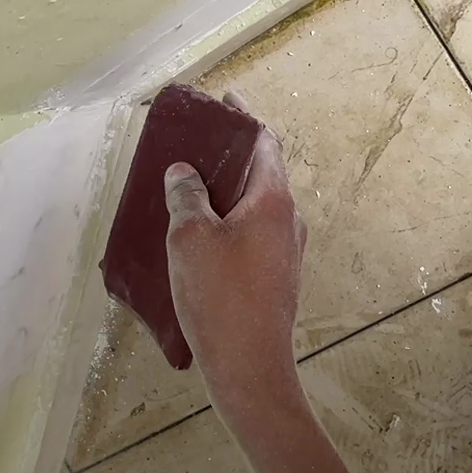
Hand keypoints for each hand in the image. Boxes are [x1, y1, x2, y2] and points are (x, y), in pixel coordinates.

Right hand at [163, 96, 307, 409]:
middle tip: (194, 146)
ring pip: (256, 204)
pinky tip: (199, 233)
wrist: (250, 369)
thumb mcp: (190, 238)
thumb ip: (186, 196)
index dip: (244, 118)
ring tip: (189, 187)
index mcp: (273, 200)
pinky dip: (229, 220)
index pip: (265, 142)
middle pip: (261, 171)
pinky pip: (253, 232)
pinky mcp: (276, 275)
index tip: (224, 103)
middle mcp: (288, 219)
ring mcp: (285, 250)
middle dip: (229, 155)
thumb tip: (184, 172)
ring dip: (227, 191)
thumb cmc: (220, 297)